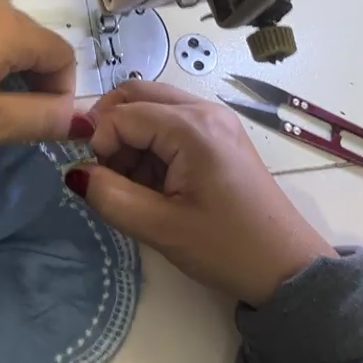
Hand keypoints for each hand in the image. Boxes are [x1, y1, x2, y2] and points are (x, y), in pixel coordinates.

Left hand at [0, 0, 76, 149]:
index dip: (62, 92)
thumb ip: (41, 119)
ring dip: (5, 65)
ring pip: (3, 32)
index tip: (38, 123)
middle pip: (34, 39)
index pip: (63, 54)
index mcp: (12, 26)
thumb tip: (81, 118)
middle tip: (7, 117)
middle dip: (34, 78)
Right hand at [70, 81, 335, 306]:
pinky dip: (150, 142)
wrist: (288, 268)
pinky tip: (154, 181)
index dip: (100, 144)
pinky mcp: (219, 134)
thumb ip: (111, 197)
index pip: (121, 114)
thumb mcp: (162, 229)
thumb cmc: (227, 248)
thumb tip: (75, 174)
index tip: (102, 182)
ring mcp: (215, 119)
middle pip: (135, 94)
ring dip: (129, 135)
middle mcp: (204, 109)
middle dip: (110, 128)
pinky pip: (170, 120)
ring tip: (132, 182)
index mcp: (192, 127)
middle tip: (105, 171)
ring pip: (151, 105)